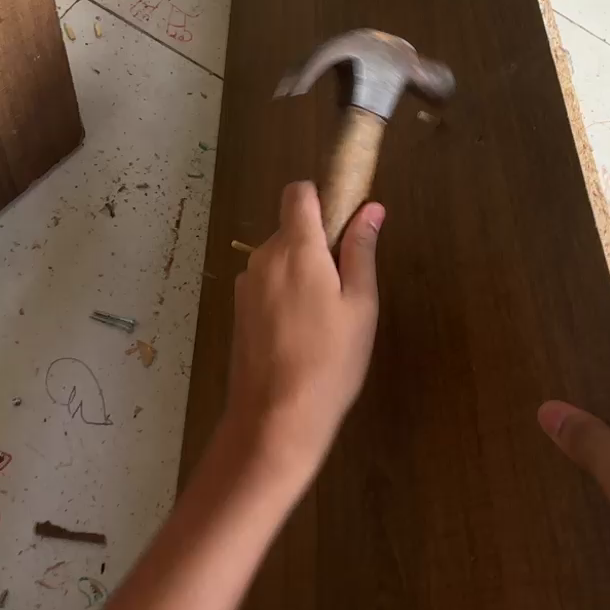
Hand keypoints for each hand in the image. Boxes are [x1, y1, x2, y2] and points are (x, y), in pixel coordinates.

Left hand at [225, 181, 382, 474]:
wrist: (276, 417)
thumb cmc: (331, 359)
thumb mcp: (360, 304)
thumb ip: (361, 250)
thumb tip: (371, 208)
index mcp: (295, 248)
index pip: (298, 193)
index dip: (322, 198)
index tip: (344, 225)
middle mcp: (263, 257)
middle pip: (290, 228)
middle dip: (317, 243)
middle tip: (345, 287)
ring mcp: (246, 284)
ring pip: (278, 258)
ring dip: (301, 271)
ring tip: (325, 318)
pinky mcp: (238, 309)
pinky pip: (266, 283)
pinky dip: (284, 292)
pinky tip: (300, 332)